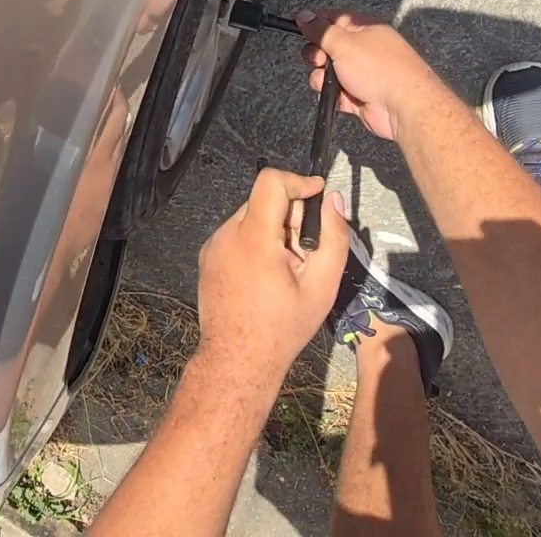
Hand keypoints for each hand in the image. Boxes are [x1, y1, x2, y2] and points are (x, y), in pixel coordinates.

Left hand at [195, 168, 348, 386]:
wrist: (236, 358)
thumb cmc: (281, 328)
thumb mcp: (321, 286)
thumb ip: (333, 238)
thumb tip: (333, 200)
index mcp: (253, 236)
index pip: (271, 181)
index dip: (298, 182)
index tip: (317, 194)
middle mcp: (227, 233)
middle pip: (264, 202)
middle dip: (290, 218)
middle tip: (303, 253)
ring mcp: (213, 243)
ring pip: (251, 218)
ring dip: (273, 232)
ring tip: (284, 270)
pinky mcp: (207, 255)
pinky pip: (236, 234)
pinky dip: (254, 243)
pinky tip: (263, 276)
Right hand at [295, 10, 437, 140]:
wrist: (403, 107)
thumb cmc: (381, 70)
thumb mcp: (343, 43)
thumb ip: (320, 30)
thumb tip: (304, 16)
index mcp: (366, 30)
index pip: (335, 19)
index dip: (316, 21)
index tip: (298, 24)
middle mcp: (365, 49)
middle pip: (328, 46)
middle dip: (317, 53)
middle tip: (319, 58)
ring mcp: (363, 73)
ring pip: (328, 71)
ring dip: (322, 76)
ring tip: (330, 80)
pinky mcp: (359, 95)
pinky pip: (335, 92)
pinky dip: (332, 94)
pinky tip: (338, 95)